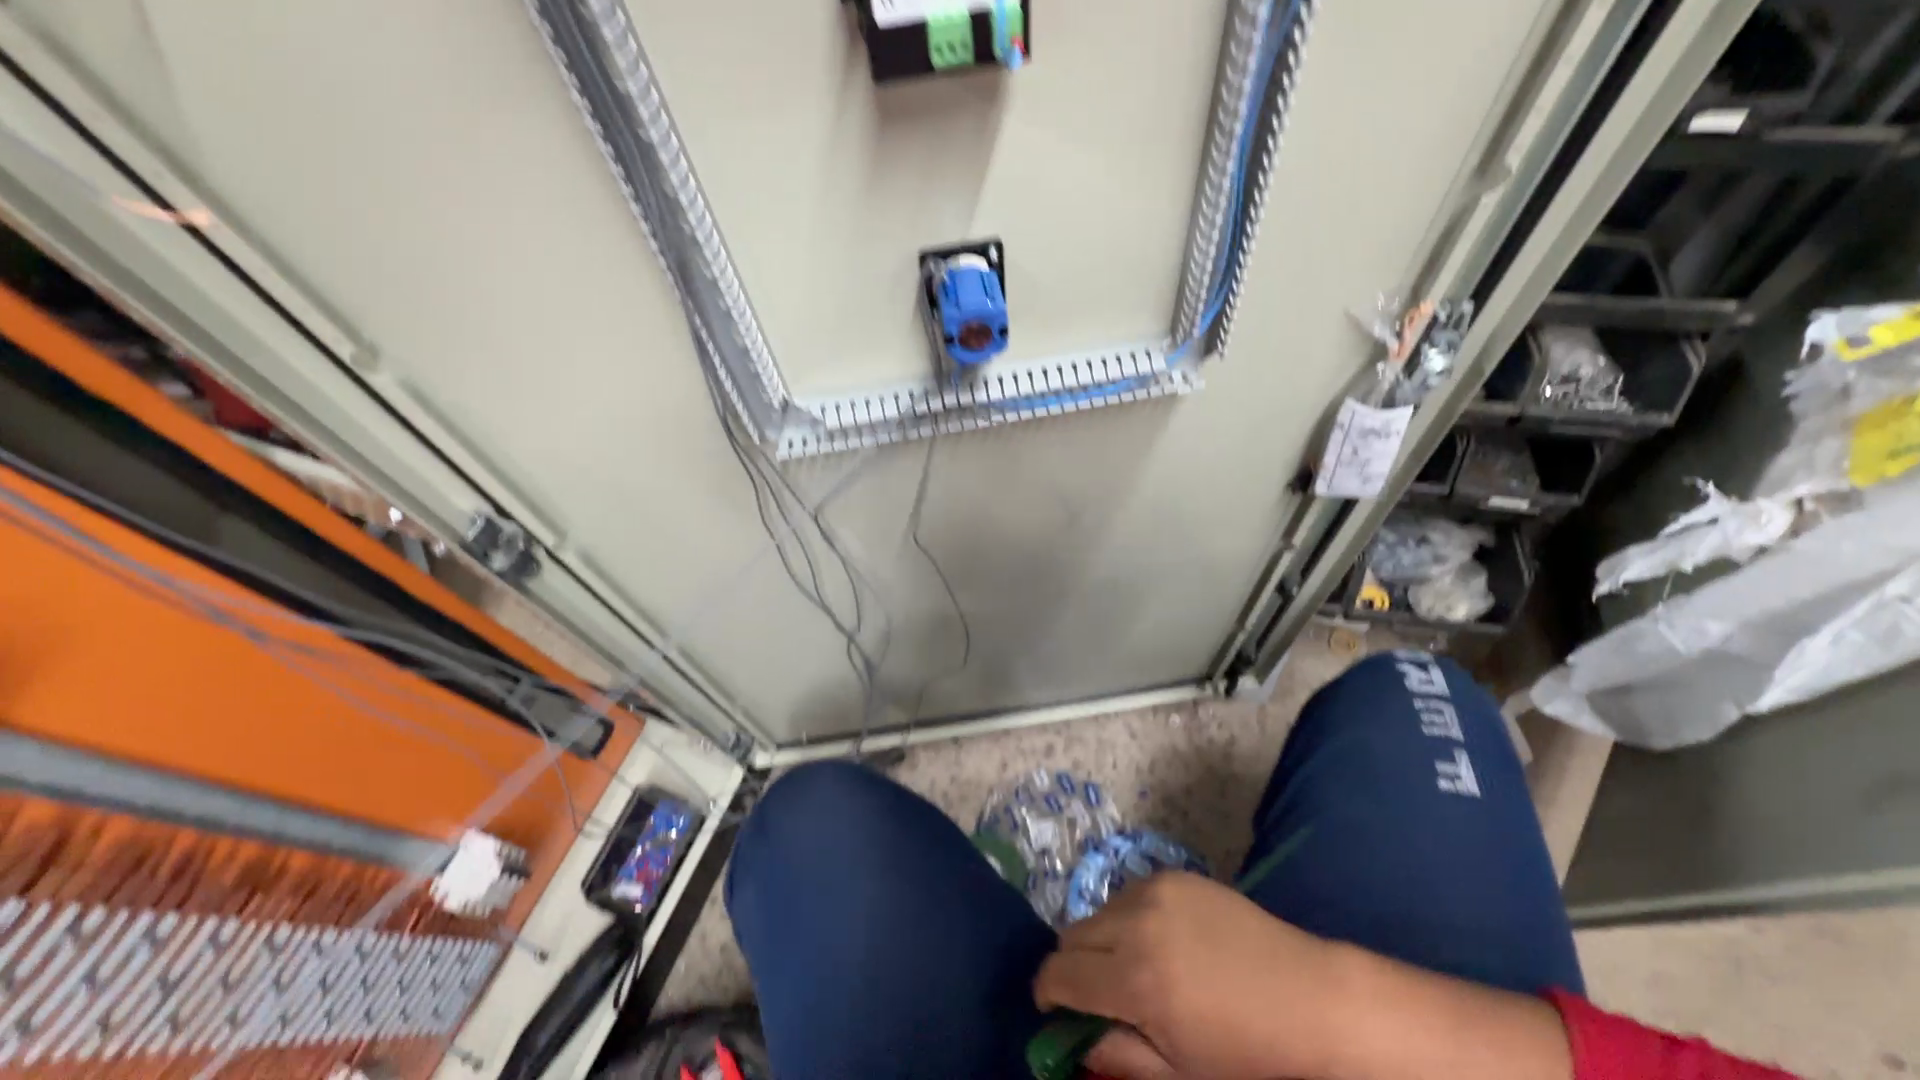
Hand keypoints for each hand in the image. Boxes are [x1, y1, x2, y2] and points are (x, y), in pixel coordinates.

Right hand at [1032, 872, 1350, 1079]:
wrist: (1313, 999)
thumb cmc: (1247, 1052)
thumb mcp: (1179, 1073)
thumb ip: (1117, 1056)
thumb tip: (1078, 1039)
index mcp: (1134, 980)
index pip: (1057, 974)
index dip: (1048, 995)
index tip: (1057, 1009)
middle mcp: (1137, 925)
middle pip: (1070, 937)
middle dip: (1074, 967)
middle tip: (1100, 993)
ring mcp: (1157, 892)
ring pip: (1098, 913)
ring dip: (1102, 940)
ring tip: (1137, 966)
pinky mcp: (1177, 876)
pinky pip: (1128, 894)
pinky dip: (1129, 917)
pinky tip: (1162, 941)